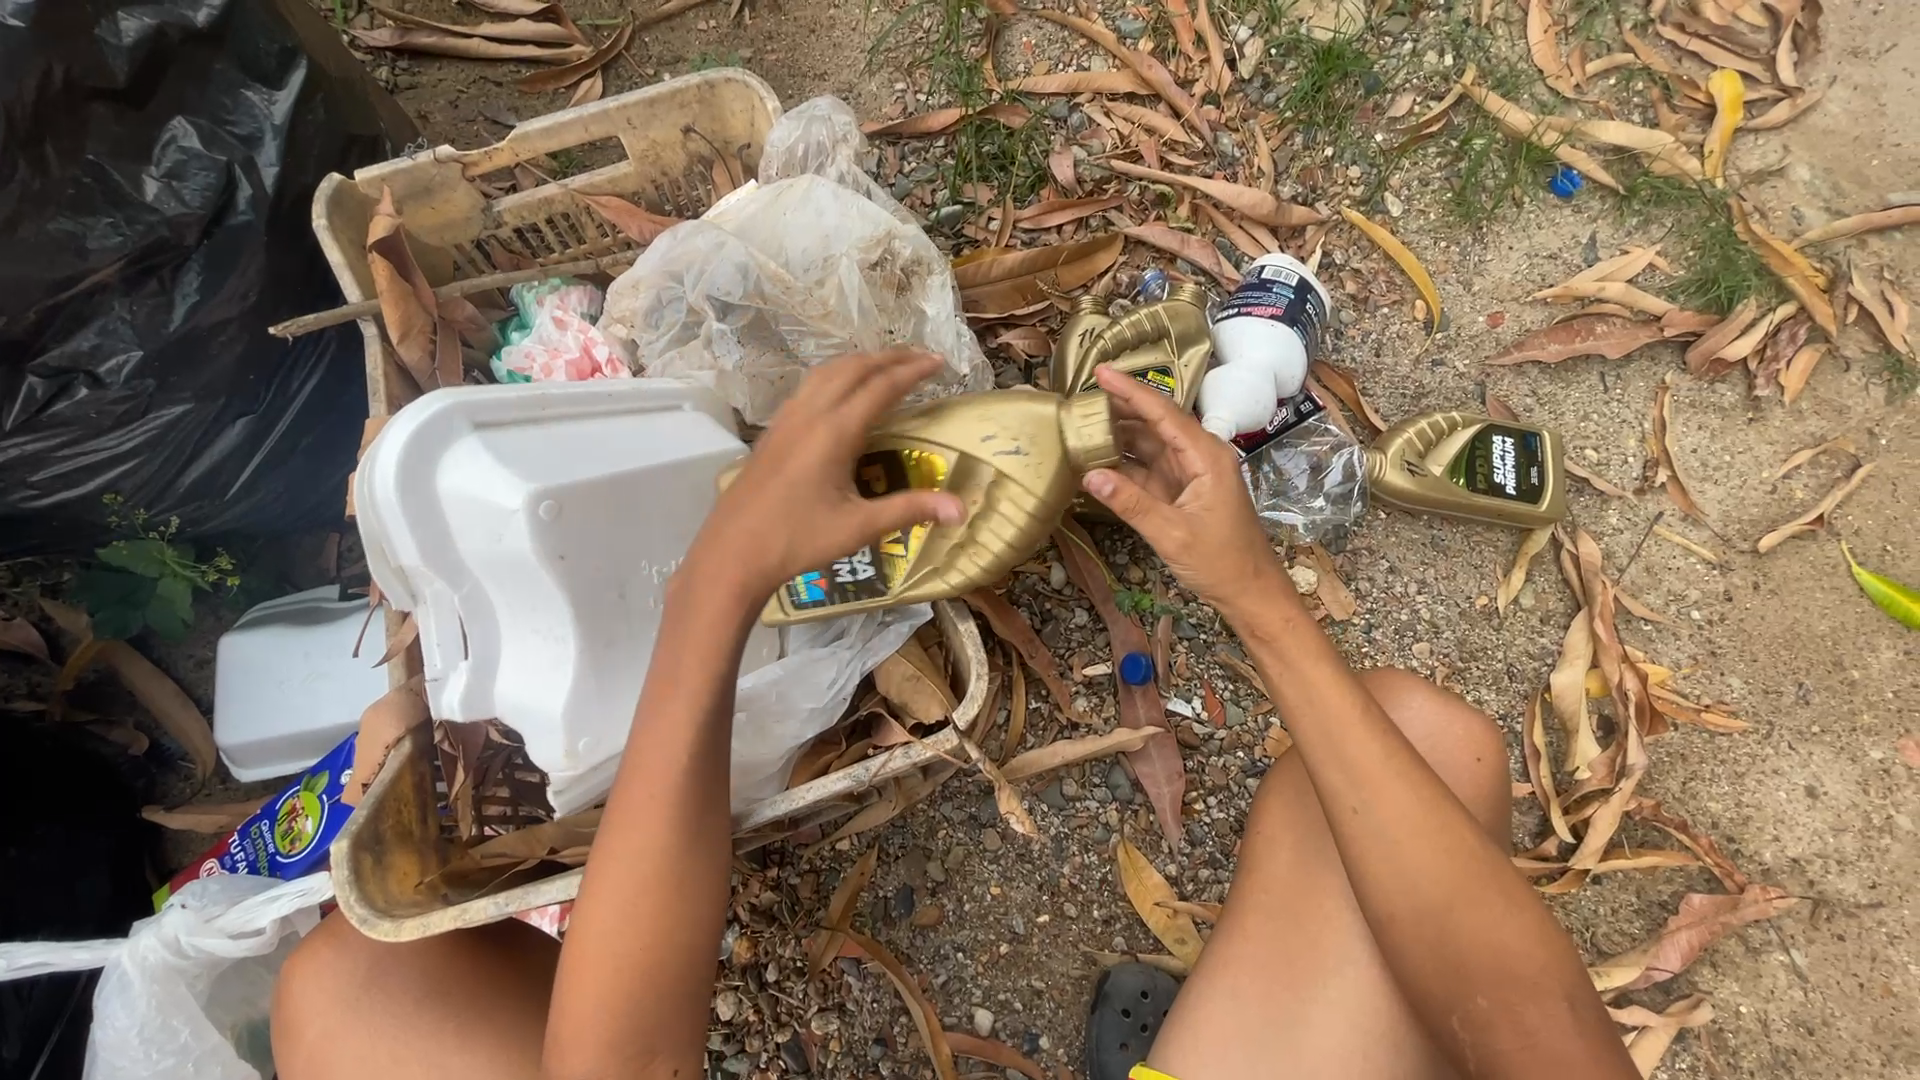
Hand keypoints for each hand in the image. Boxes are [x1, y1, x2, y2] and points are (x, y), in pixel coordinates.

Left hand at [685, 348, 965, 602]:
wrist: (733, 552)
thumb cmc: (797, 540)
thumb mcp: (859, 527)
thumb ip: (910, 510)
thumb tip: (961, 509)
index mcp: (835, 431)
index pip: (882, 387)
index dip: (914, 371)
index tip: (940, 363)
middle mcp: (810, 413)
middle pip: (854, 368)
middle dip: (890, 358)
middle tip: (921, 358)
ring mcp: (787, 419)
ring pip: (827, 371)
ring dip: (861, 362)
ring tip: (886, 365)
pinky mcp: (774, 430)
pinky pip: (810, 386)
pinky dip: (836, 375)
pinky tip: (841, 392)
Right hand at [1081, 364, 1289, 616]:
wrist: (1249, 591)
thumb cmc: (1221, 561)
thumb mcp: (1172, 534)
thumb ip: (1130, 503)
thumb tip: (1089, 475)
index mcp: (1206, 456)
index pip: (1162, 414)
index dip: (1130, 391)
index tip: (1100, 371)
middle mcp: (1198, 457)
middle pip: (1155, 423)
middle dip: (1120, 408)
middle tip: (1080, 398)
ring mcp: (1188, 474)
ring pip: (1148, 445)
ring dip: (1118, 436)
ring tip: (1081, 424)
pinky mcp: (1180, 492)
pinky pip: (1147, 469)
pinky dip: (1122, 464)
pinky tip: (1096, 460)